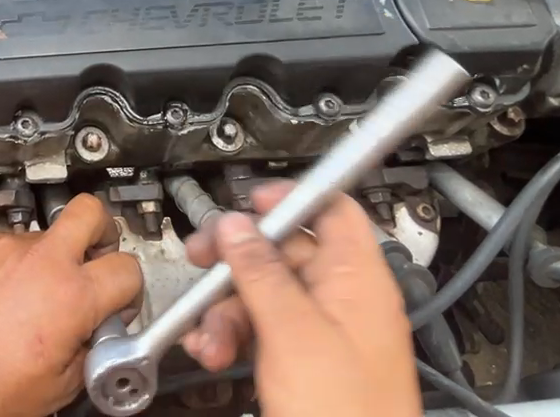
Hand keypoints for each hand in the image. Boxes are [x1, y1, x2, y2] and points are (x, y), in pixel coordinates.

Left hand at [0, 193, 141, 416]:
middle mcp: (40, 260)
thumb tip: (103, 330)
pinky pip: (10, 244)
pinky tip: (8, 295)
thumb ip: (93, 346)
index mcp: (70, 295)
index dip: (131, 289)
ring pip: (47, 231)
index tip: (122, 303)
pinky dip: (18, 263)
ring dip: (55, 255)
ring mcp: (6, 248)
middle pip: (90, 210)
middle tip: (98, 259)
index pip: (128, 268)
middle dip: (103, 232)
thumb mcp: (62, 386)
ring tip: (42, 294)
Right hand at [181, 183, 420, 416]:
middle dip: (235, 257)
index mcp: (357, 281)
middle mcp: (343, 300)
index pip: (331, 209)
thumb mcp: (293, 334)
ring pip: (264, 290)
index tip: (247, 203)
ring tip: (207, 333)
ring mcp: (324, 331)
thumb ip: (261, 272)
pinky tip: (212, 349)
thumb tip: (236, 225)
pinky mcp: (305, 361)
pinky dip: (232, 334)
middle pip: (284, 250)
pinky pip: (261, 326)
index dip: (289, 197)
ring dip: (225, 307)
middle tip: (202, 256)